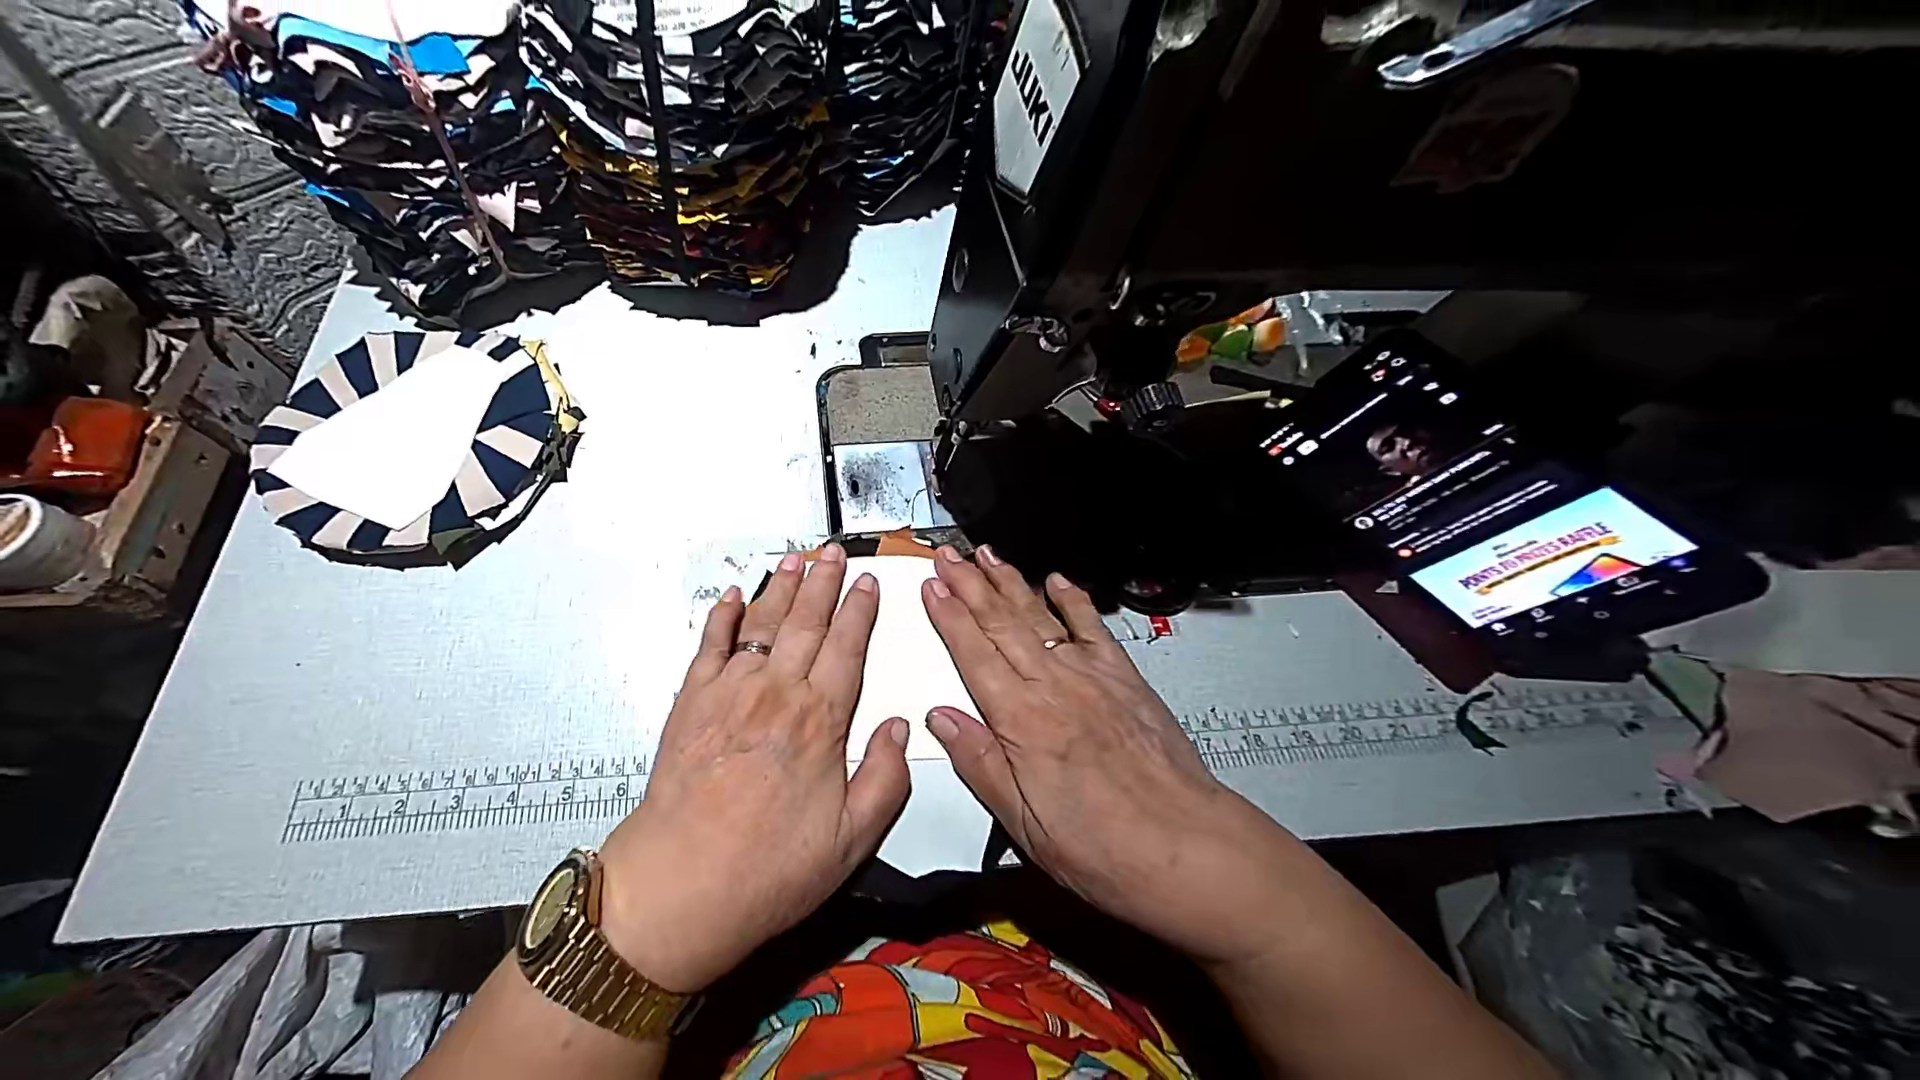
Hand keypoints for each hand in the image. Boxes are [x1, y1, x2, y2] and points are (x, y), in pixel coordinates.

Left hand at [595, 545, 909, 991]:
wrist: (678, 889)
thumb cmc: (765, 869)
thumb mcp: (852, 838)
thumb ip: (886, 777)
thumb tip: (899, 729)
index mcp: (819, 721)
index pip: (848, 646)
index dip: (860, 610)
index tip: (867, 585)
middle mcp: (775, 694)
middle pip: (808, 622)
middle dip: (825, 582)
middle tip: (834, 555)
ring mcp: (730, 693)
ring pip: (764, 623)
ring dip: (783, 588)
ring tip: (796, 561)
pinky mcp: (692, 705)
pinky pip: (709, 646)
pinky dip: (723, 617)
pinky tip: (733, 598)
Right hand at [921, 546, 1307, 968]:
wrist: (1185, 847)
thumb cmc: (1106, 847)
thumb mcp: (1023, 822)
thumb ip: (979, 762)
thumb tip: (942, 719)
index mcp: (1023, 721)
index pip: (973, 652)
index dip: (948, 616)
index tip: (932, 587)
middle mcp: (1055, 687)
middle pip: (1001, 622)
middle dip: (969, 584)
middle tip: (948, 556)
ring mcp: (1092, 676)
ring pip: (1040, 615)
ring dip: (1010, 581)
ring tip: (988, 556)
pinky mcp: (1125, 678)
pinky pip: (1093, 627)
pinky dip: (1073, 599)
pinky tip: (1058, 581)